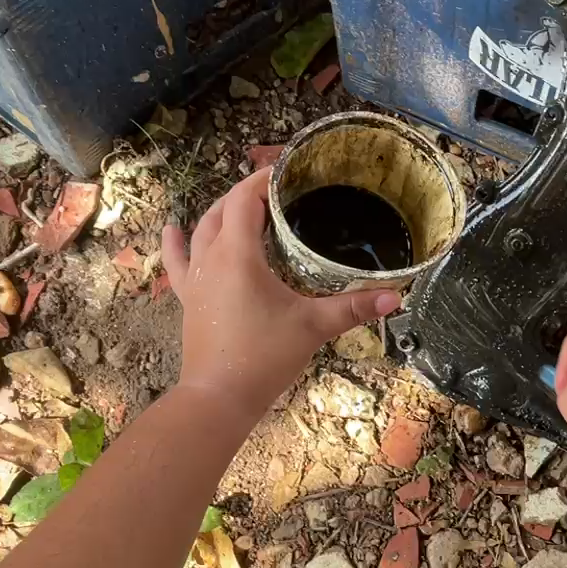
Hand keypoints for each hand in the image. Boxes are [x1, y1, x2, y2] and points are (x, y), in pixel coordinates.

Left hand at [161, 170, 399, 417]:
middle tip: (276, 192)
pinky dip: (176, 243)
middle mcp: (211, 259)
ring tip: (238, 205)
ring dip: (219, 213)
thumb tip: (394, 297)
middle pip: (222, 210)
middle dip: (245, 194)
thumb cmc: (265, 356)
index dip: (264, 179)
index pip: (245, 200)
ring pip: (200, 232)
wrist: (219, 397)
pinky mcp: (190, 300)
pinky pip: (179, 263)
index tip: (288, 170)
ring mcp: (195, 280)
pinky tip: (171, 230)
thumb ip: (354, 308)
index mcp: (238, 255)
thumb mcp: (314, 326)